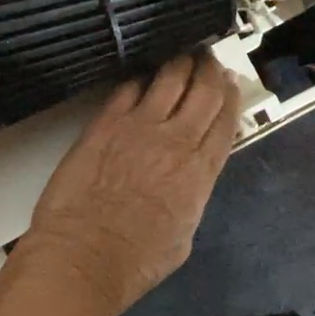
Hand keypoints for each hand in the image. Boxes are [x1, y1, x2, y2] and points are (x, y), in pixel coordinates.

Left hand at [17, 52, 242, 315]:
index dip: (232, 95)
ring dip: (181, 62)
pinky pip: (129, 87)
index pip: (226, 121)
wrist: (82, 256)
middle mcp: (177, 140)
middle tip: (209, 56)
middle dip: (210, 68)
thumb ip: (192, 193)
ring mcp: (140, 125)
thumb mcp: (183, 234)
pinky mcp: (106, 121)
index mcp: (200, 172)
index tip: (232, 80)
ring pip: (170, 77)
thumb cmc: (134, 262)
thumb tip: (190, 173)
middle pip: (204, 90)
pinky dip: (140, 76)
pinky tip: (141, 73)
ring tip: (183, 53)